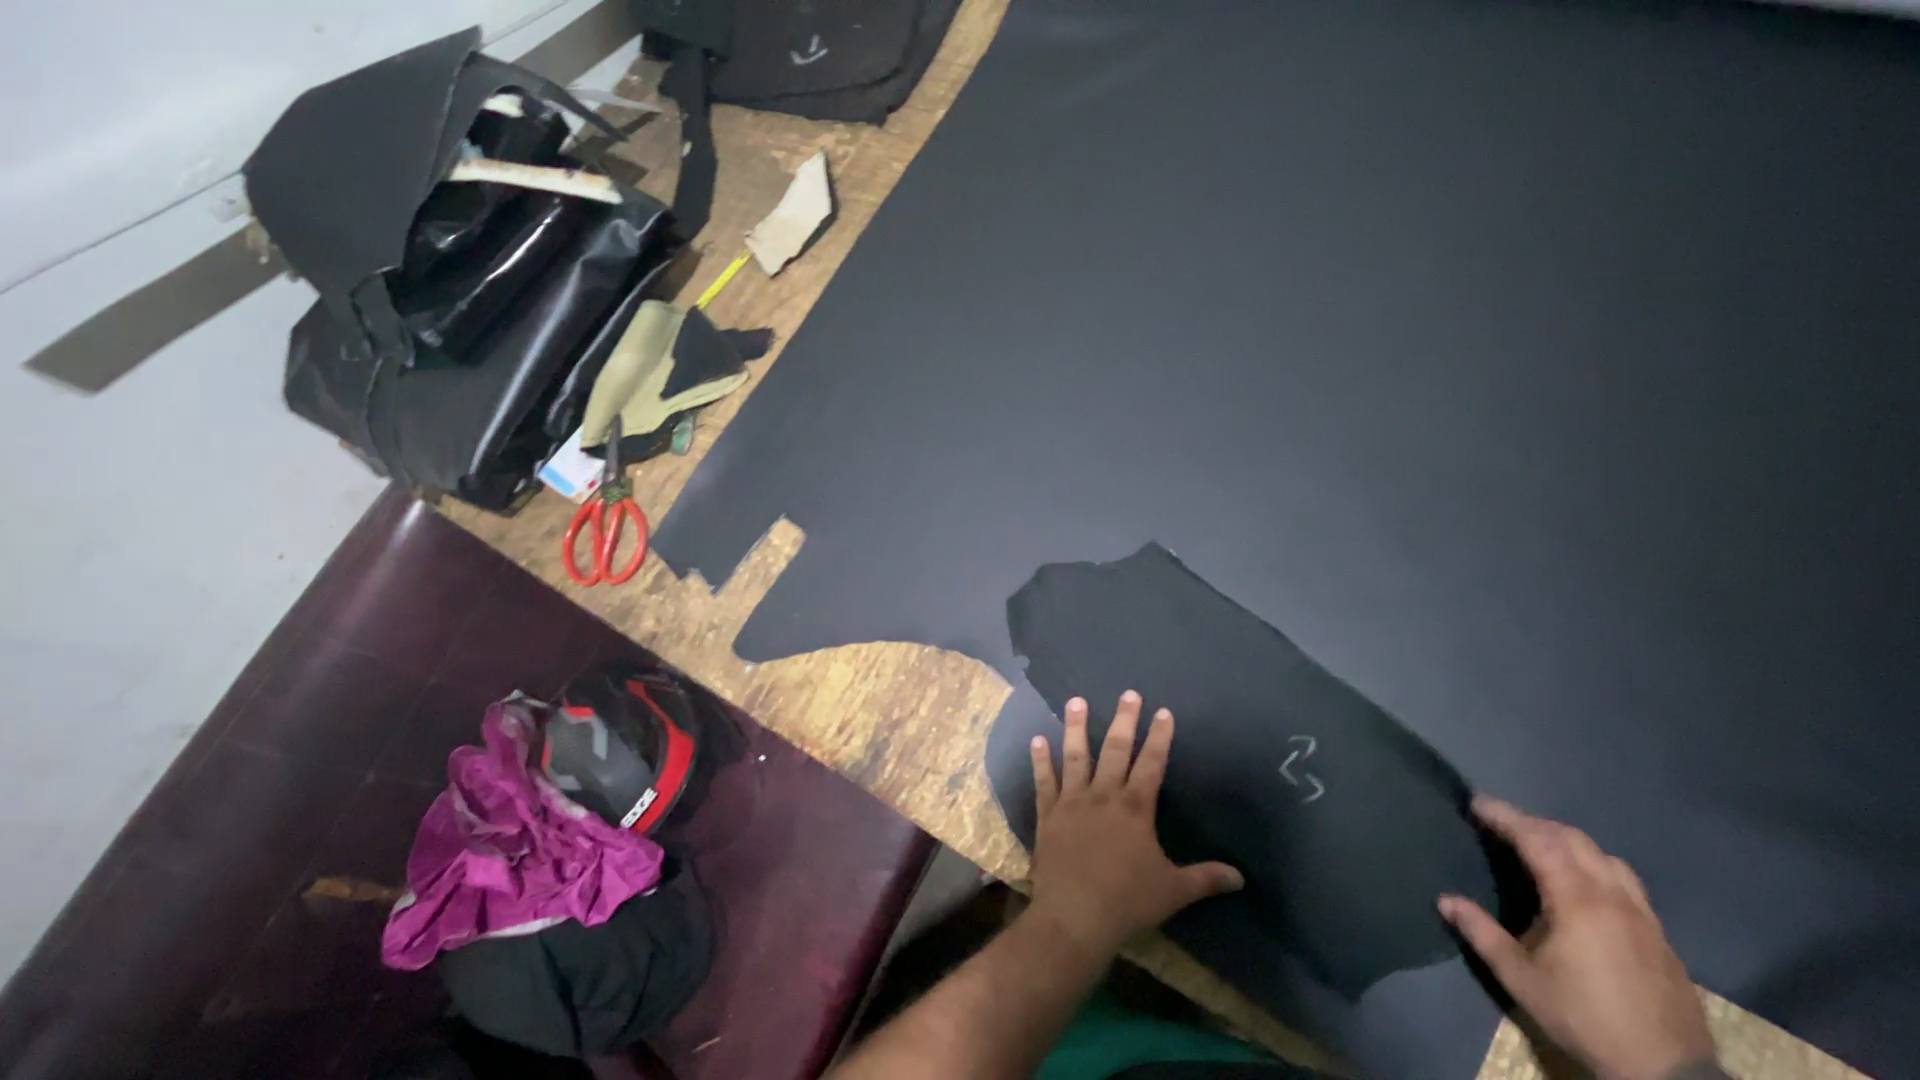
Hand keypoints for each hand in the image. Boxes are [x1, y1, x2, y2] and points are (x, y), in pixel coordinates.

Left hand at [1026, 691, 1243, 958]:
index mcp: (1135, 808)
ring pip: (1075, 757)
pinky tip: (1037, 739)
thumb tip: (1241, 878)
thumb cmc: (1127, 901)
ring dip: (1077, 728)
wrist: (1074, 916)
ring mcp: (1072, 803)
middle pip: (1116, 750)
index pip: (1152, 763)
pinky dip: (1040, 761)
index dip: (1160, 737)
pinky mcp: (1047, 816)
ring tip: (1077, 701)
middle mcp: (1104, 796)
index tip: (1163, 711)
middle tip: (1128, 694)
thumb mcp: (1173, 890)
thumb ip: (1205, 878)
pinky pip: (1043, 782)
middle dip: (1124, 721)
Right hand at [1440, 797, 1715, 1079]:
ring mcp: (1641, 912)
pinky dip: (1596, 864)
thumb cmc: (1582, 1015)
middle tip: (1502, 824)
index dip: (1506, 816)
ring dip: (1568, 841)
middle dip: (1535, 823)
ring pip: (1604, 855)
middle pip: (1573, 839)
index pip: (1537, 839)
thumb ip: (1481, 932)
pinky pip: (1624, 879)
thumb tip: (1445, 900)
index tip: (1477, 803)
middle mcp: (1612, 895)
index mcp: (1576, 900)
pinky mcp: (1658, 931)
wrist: (1662, 1067)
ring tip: (1542, 848)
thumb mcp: (1520, 977)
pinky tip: (1584, 884)